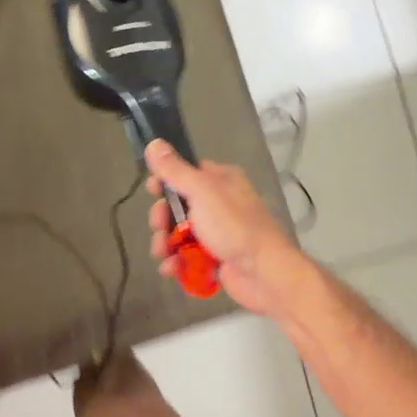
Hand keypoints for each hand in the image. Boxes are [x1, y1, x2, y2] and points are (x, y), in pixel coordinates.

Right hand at [144, 139, 297, 314]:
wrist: (264, 273)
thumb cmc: (234, 226)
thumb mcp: (202, 191)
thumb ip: (175, 170)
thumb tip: (154, 143)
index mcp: (220, 180)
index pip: (184, 172)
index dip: (165, 180)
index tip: (152, 190)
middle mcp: (217, 203)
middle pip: (176, 205)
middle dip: (162, 218)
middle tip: (160, 227)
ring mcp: (215, 232)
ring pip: (178, 232)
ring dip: (165, 243)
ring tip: (164, 255)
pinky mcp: (213, 257)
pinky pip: (186, 255)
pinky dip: (176, 262)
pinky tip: (170, 268)